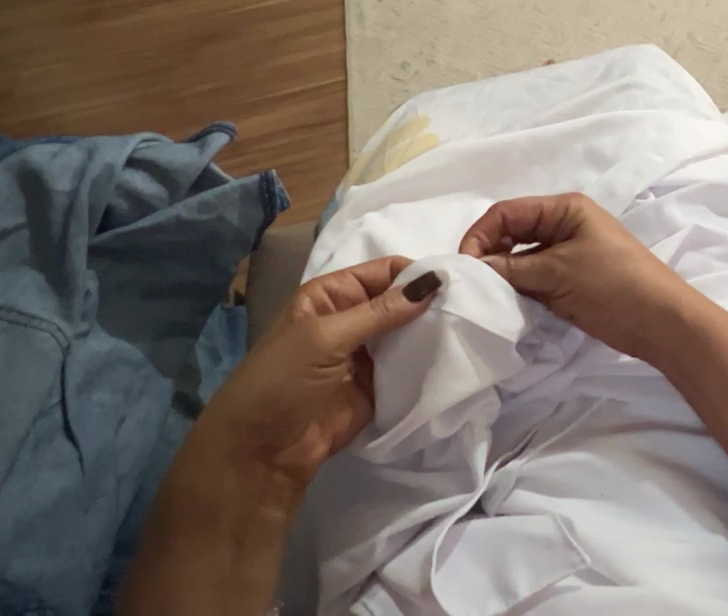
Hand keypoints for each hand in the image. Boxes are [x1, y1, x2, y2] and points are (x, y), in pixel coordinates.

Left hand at [183, 258, 443, 494]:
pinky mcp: (379, 384)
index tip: (452, 283)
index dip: (415, 274)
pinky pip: (409, 365)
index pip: (384, 271)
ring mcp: (367, 352)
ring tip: (465, 329)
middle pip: (401, 300)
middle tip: (467, 307)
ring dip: (431, 331)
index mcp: (333, 295)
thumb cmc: (281, 381)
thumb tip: (434, 282)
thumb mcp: (326, 338)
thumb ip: (381, 312)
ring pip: (409, 332)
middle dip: (428, 302)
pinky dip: (427, 361)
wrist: (260, 455)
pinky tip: (452, 356)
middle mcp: (353, 318)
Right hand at [460, 193, 699, 361]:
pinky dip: (516, 290)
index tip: (462, 266)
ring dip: (501, 275)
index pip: (507, 212)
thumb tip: (470, 269)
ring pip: (519, 259)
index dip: (481, 234)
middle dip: (488, 254)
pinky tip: (502, 305)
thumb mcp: (558, 271)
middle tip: (467, 284)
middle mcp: (562, 225)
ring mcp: (566, 254)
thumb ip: (511, 268)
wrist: (658, 321)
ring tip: (481, 296)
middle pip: (511, 232)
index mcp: (564, 209)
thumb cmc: (613, 283)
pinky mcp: (567, 281)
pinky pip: (532, 279)